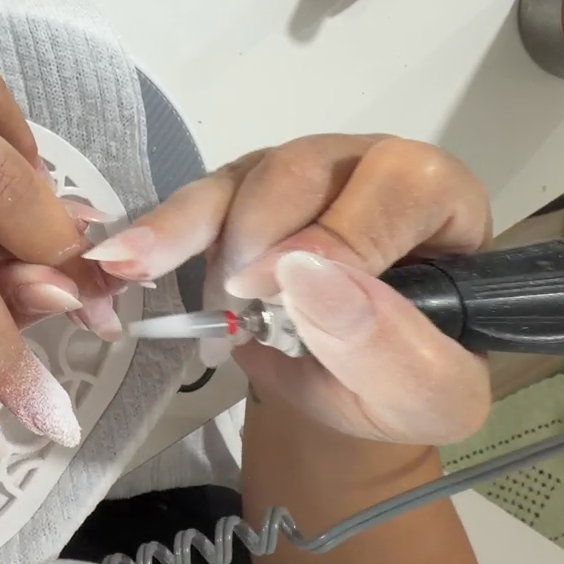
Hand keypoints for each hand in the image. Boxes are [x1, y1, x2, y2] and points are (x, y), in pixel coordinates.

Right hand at [85, 135, 492, 444]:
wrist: (335, 380)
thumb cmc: (393, 382)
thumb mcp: (425, 397)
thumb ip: (391, 351)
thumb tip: (308, 280)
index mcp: (438, 205)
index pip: (402, 184)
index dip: (339, 232)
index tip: (276, 292)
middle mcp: (360, 169)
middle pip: (301, 166)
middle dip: (254, 231)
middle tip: (228, 300)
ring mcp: (290, 175)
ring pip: (239, 175)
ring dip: (193, 230)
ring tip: (147, 274)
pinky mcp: (235, 191)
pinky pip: (195, 196)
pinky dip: (160, 231)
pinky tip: (126, 259)